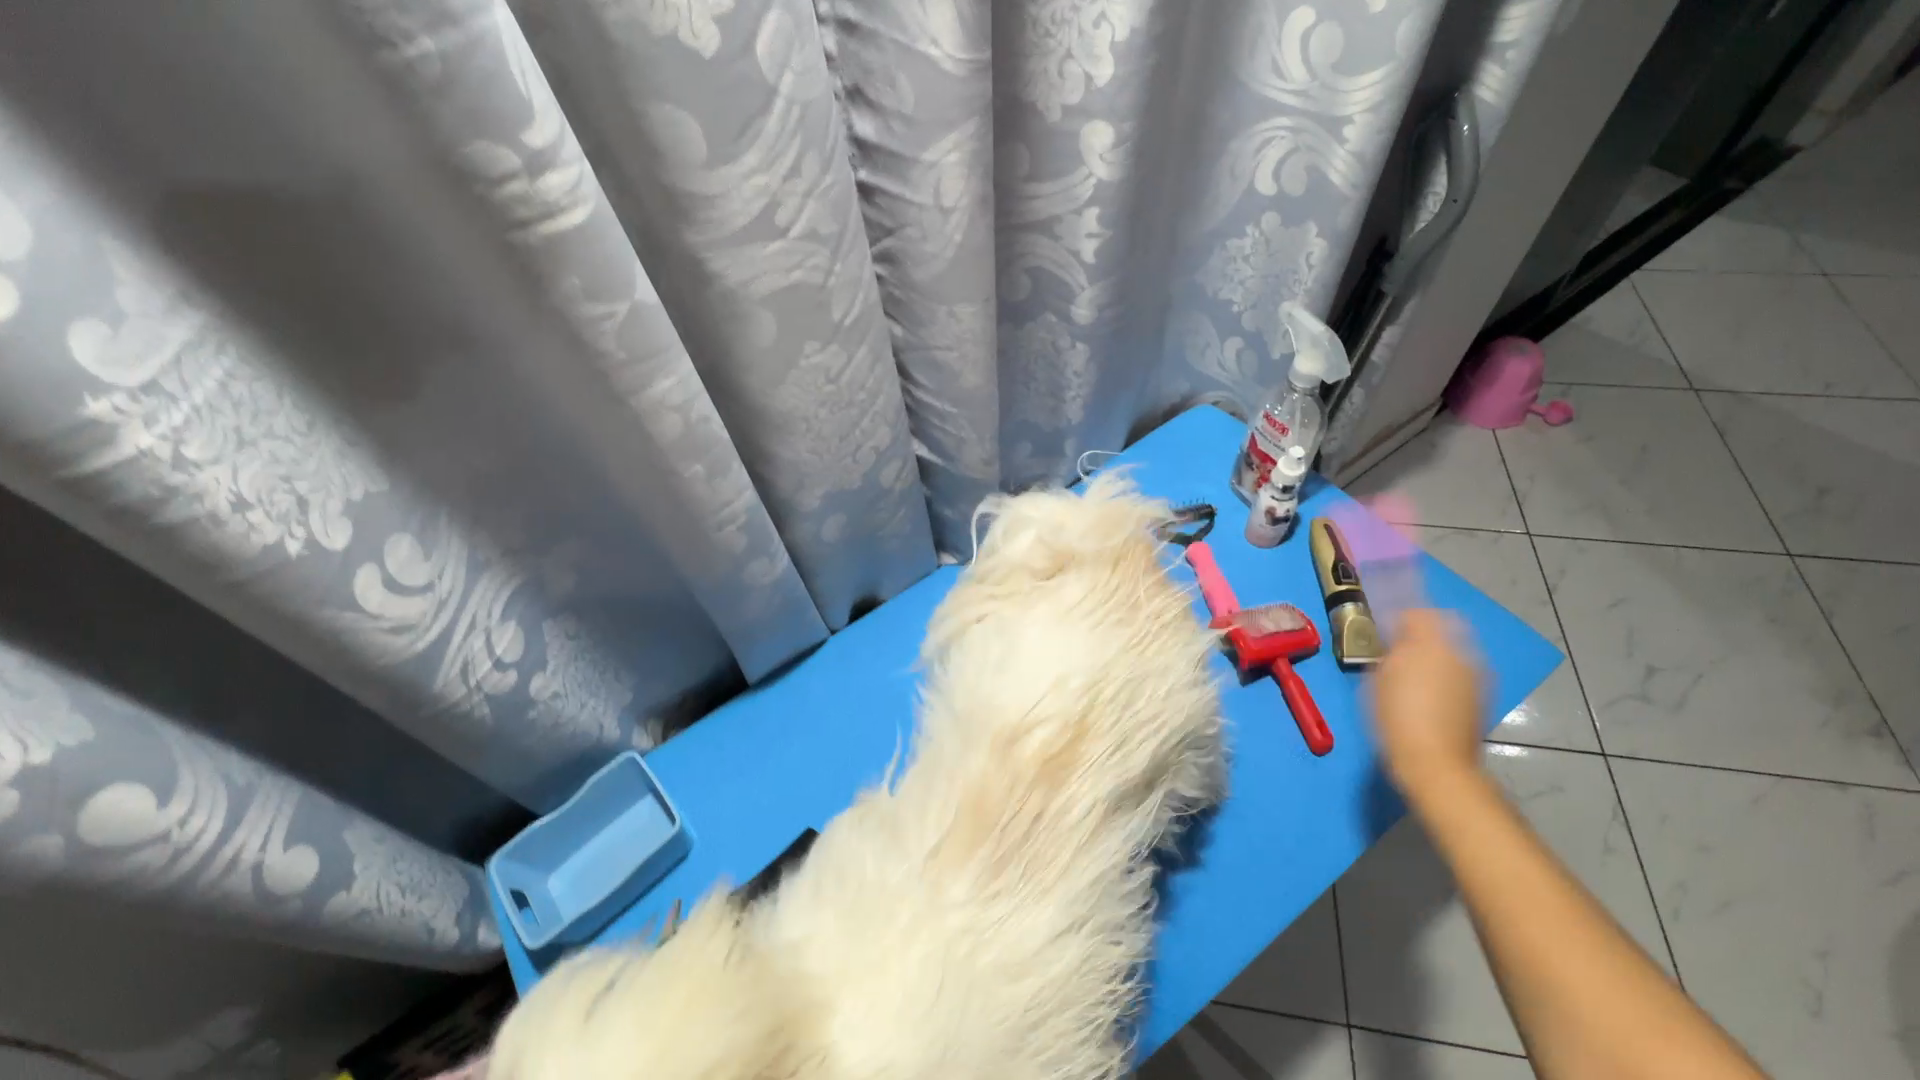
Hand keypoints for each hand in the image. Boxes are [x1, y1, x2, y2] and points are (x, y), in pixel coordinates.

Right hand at [1369, 609, 1485, 798]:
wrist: (1436, 763)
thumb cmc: (1397, 719)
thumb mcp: (1378, 681)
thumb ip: (1389, 652)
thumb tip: (1396, 640)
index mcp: (1430, 644)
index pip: (1418, 612)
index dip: (1400, 615)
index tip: (1385, 627)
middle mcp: (1460, 652)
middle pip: (1444, 624)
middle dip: (1424, 627)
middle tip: (1401, 644)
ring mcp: (1476, 674)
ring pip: (1455, 647)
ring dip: (1437, 649)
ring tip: (1416, 670)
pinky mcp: (1482, 694)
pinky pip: (1462, 668)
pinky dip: (1448, 669)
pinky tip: (1431, 690)